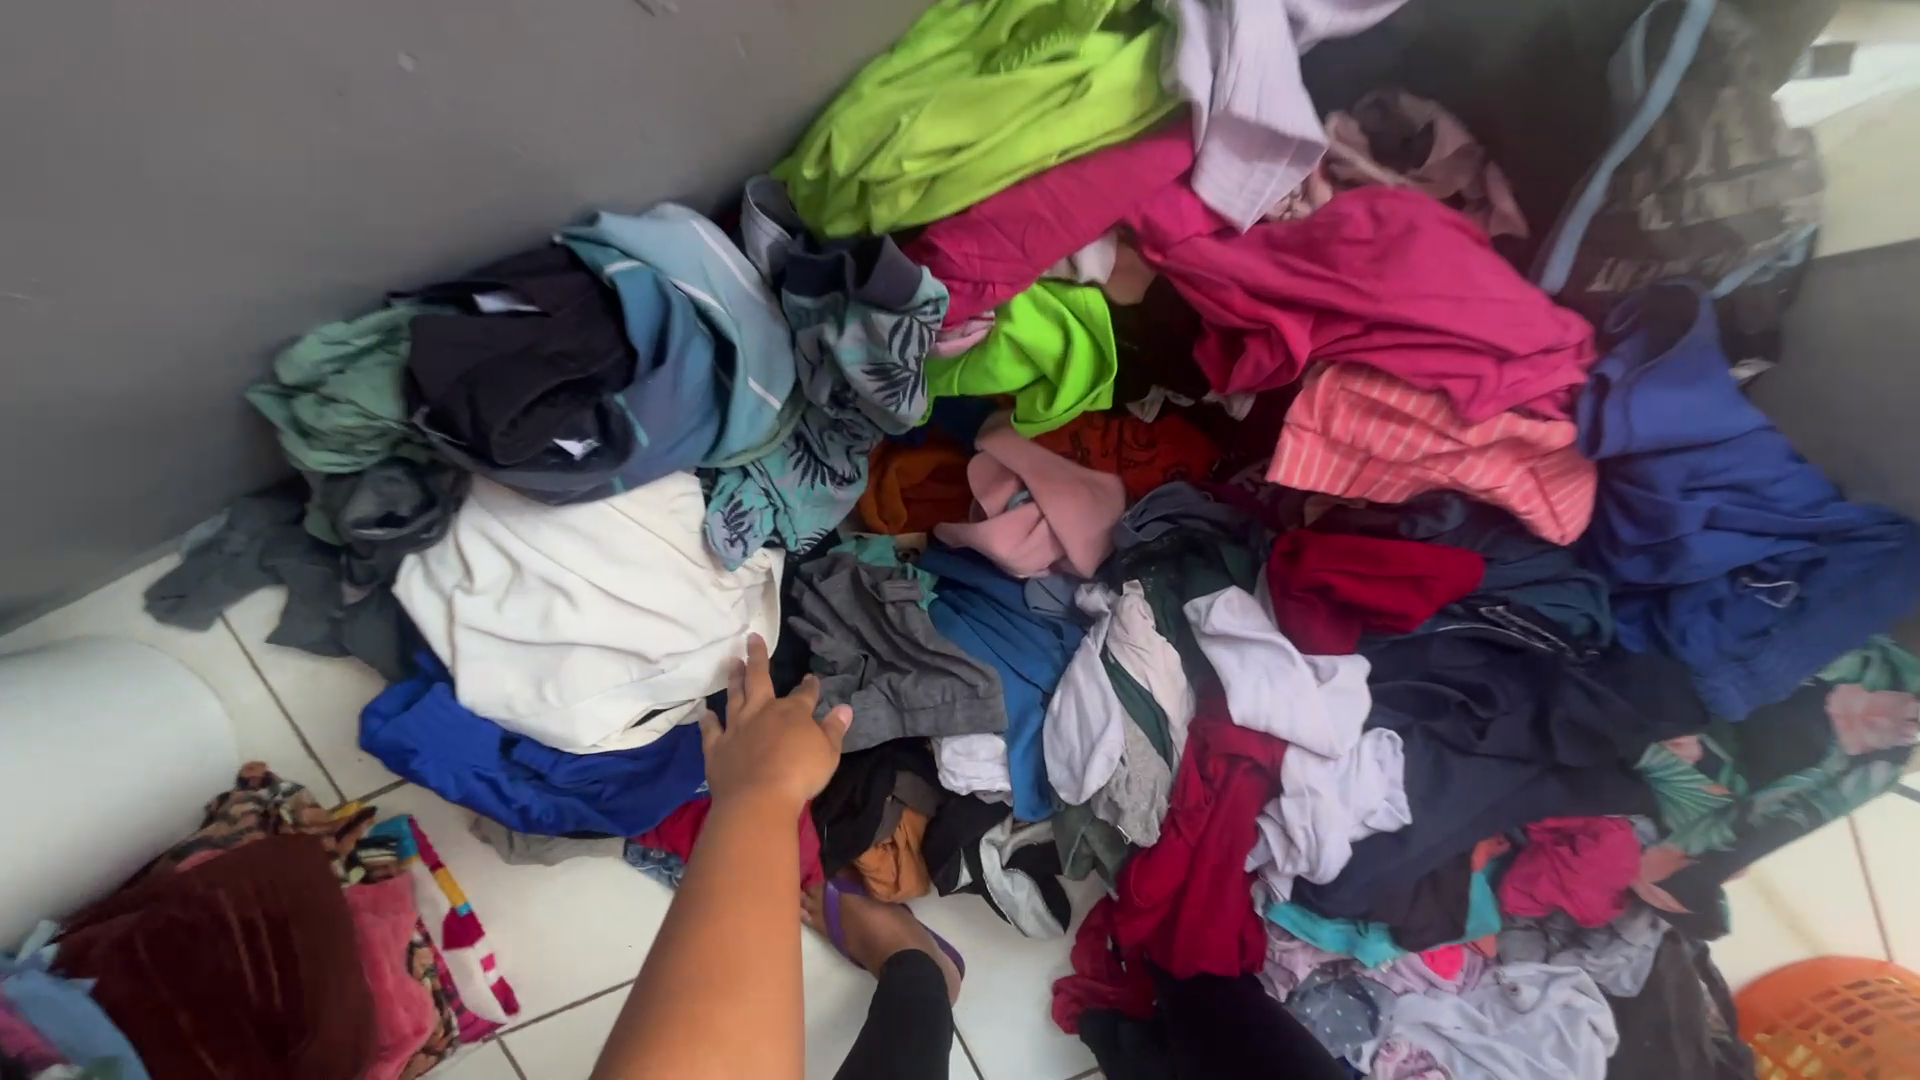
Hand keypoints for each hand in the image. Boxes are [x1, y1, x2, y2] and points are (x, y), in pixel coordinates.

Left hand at [700, 633, 851, 809]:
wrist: (759, 798)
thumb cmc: (800, 774)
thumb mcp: (829, 752)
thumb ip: (834, 729)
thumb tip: (845, 708)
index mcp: (793, 712)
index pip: (804, 693)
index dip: (810, 685)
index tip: (811, 677)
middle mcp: (762, 712)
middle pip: (759, 679)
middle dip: (758, 657)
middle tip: (751, 637)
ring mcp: (737, 728)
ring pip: (734, 696)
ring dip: (733, 679)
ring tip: (731, 662)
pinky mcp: (717, 748)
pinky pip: (711, 730)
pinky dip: (707, 719)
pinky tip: (703, 710)